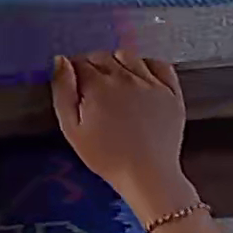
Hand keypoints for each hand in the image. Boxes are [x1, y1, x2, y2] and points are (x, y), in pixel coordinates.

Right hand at [51, 51, 199, 222]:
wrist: (148, 177)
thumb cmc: (105, 156)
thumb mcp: (71, 128)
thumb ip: (62, 91)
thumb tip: (60, 60)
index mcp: (98, 84)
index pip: (80, 61)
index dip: (74, 72)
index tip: (75, 87)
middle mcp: (125, 76)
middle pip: (102, 56)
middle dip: (93, 67)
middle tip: (93, 90)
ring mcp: (151, 82)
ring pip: (128, 56)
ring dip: (117, 64)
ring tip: (116, 84)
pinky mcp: (172, 91)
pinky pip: (159, 64)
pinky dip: (147, 66)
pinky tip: (142, 79)